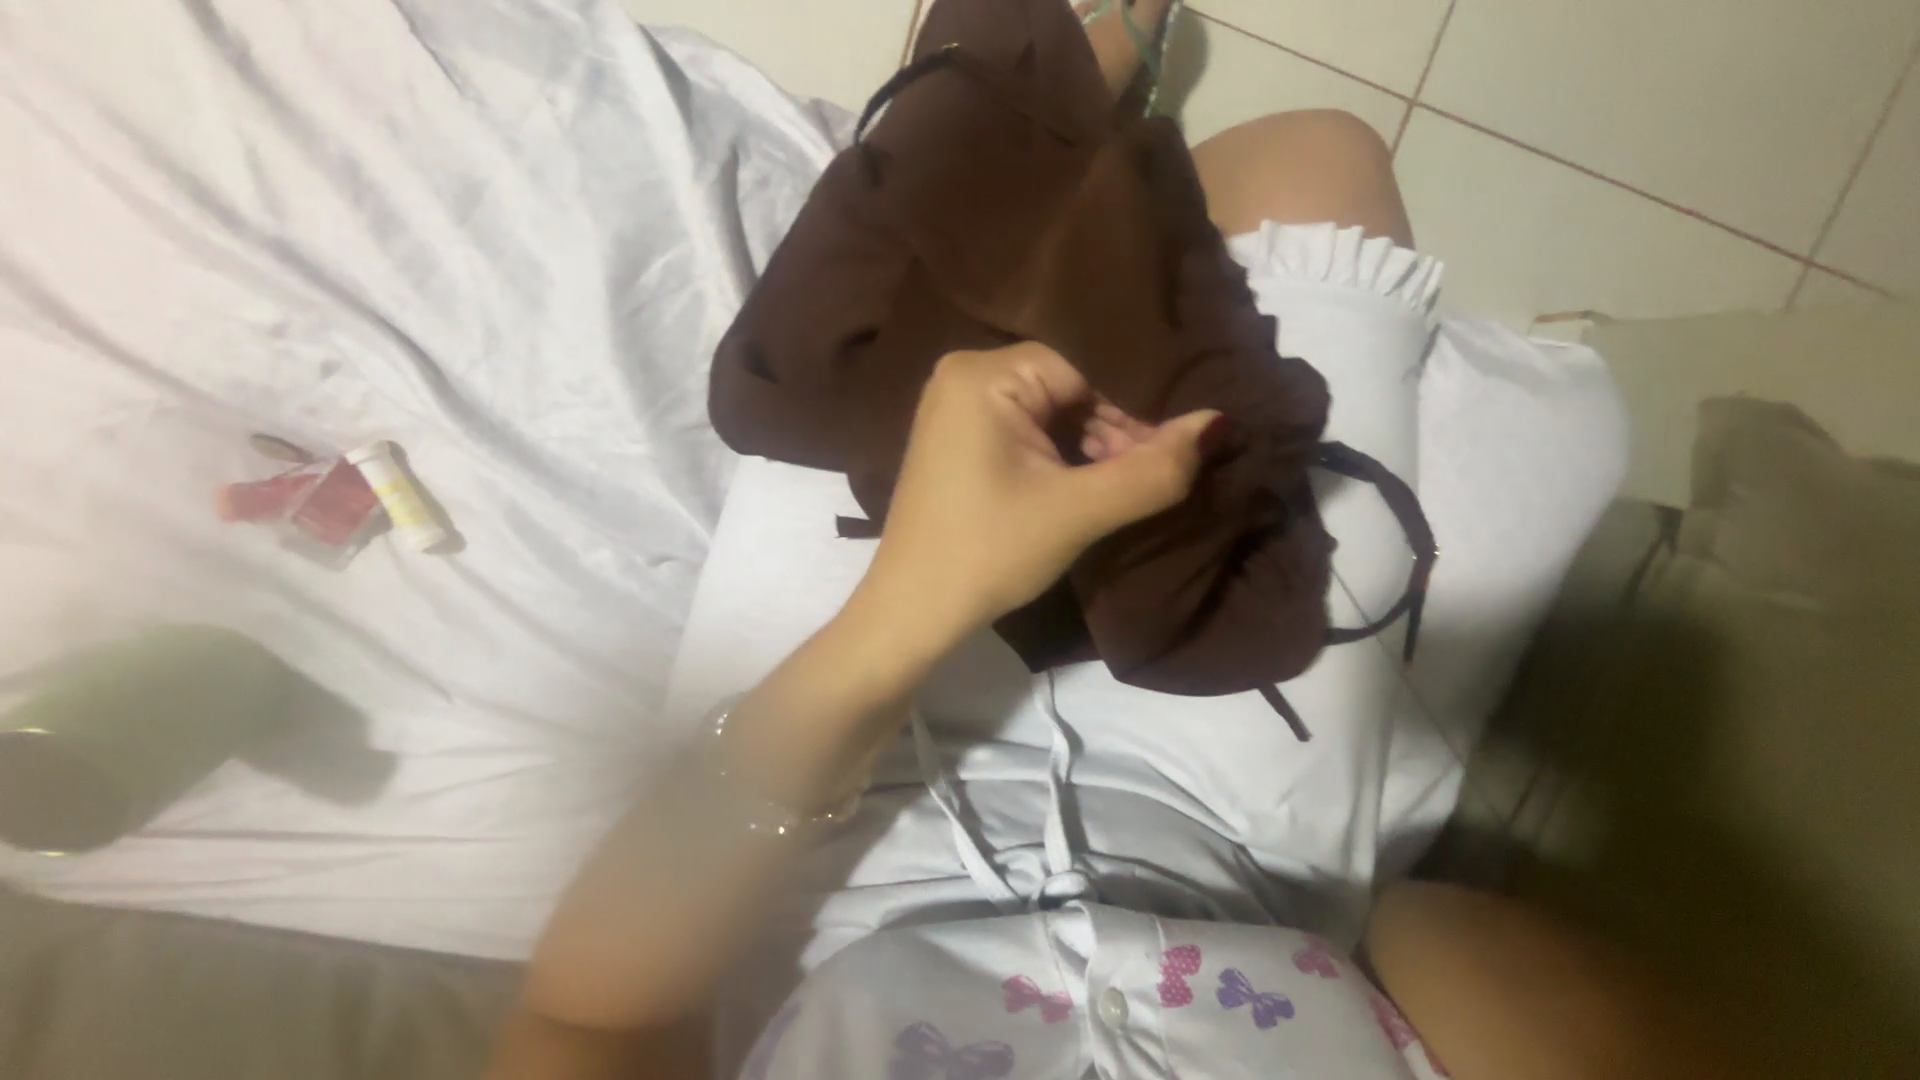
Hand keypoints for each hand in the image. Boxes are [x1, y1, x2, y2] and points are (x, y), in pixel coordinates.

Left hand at [858, 342, 1220, 637]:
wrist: (912, 610)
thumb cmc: (988, 553)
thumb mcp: (1077, 511)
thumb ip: (1152, 469)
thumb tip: (1219, 422)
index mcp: (983, 374)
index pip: (1087, 366)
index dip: (1136, 406)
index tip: (1174, 448)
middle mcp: (965, 374)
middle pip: (1069, 386)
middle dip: (1116, 429)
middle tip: (1156, 472)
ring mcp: (957, 407)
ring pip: (1052, 410)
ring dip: (1094, 446)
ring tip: (1128, 485)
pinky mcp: (960, 439)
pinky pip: (1027, 430)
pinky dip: (1062, 455)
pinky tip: (1090, 485)